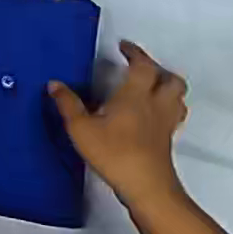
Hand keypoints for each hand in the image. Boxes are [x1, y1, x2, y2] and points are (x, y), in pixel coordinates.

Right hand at [49, 40, 188, 208]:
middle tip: (139, 66)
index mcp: (136, 96)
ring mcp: (166, 123)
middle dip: (157, 68)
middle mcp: (156, 104)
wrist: (146, 187)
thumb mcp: (80, 128)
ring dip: (166, 86)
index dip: (135, 52)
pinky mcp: (168, 139)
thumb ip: (67, 104)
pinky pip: (175, 113)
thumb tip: (54, 84)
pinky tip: (151, 113)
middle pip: (170, 79)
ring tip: (149, 86)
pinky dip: (166, 106)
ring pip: (177, 96)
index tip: (124, 46)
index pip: (143, 66)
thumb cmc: (114, 153)